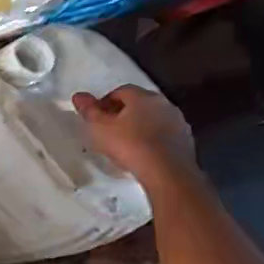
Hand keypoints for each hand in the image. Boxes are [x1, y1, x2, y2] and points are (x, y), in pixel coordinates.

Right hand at [73, 85, 193, 177]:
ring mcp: (178, 122)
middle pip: (139, 103)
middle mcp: (163, 103)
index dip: (105, 101)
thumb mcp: (100, 128)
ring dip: (139, 126)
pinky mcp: (185, 140)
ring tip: (126, 143)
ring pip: (153, 119)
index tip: (96, 116)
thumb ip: (89, 110)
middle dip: (123, 113)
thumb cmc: (129, 145)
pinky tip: (143, 153)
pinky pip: (163, 134)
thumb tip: (78, 95)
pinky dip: (152, 139)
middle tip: (109, 129)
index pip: (121, 91)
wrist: (167, 172)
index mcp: (142, 97)